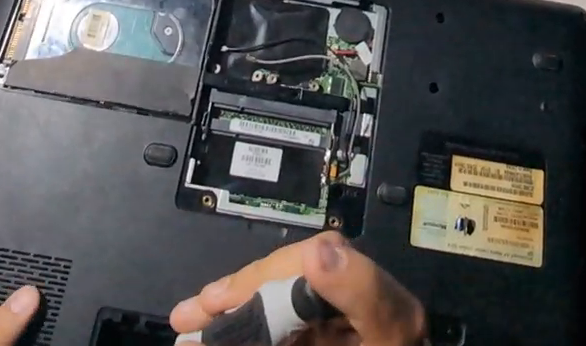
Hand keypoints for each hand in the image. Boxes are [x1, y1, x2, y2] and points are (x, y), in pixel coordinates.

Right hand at [170, 232, 424, 344]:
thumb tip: (320, 249)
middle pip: (278, 288)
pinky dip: (247, 335)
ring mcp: (331, 324)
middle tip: (187, 315)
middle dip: (230, 299)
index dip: (255, 279)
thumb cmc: (398, 340)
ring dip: (229, 320)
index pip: (301, 265)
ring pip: (273, 313)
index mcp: (366, 289)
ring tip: (187, 329)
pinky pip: (281, 332)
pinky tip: (218, 339)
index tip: (216, 299)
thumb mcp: (390, 328)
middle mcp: (346, 300)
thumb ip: (362, 291)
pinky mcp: (321, 338)